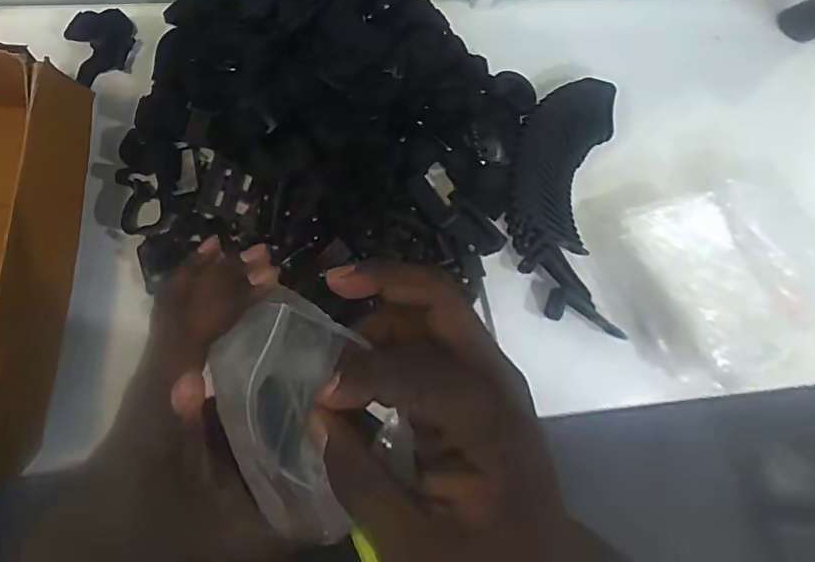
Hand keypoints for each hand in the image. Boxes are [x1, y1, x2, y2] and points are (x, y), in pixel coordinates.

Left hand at [14, 238, 292, 561]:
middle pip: (184, 308)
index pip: (195, 333)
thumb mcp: (234, 533)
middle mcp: (158, 371)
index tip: (270, 279)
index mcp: (171, 403)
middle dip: (225, 280)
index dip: (229, 299)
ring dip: (209, 276)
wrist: (107, 531)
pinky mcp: (156, 369)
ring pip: (173, 304)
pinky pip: (171, 314)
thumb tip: (343, 466)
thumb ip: (288, 511)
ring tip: (245, 253)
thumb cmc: (170, 529)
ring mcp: (152, 366)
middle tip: (269, 260)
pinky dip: (191, 283)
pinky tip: (210, 266)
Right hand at [313, 261, 609, 561]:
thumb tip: (316, 415)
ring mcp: (488, 376)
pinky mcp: (471, 379)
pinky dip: (390, 322)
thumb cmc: (480, 560)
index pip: (424, 372)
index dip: (365, 374)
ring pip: (433, 306)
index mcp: (495, 428)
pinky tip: (360, 346)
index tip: (322, 399)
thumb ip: (360, 480)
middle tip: (333, 281)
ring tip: (340, 340)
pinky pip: (429, 330)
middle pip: (442, 302)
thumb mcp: (416, 547)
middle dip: (384, 281)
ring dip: (382, 306)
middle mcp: (497, 385)